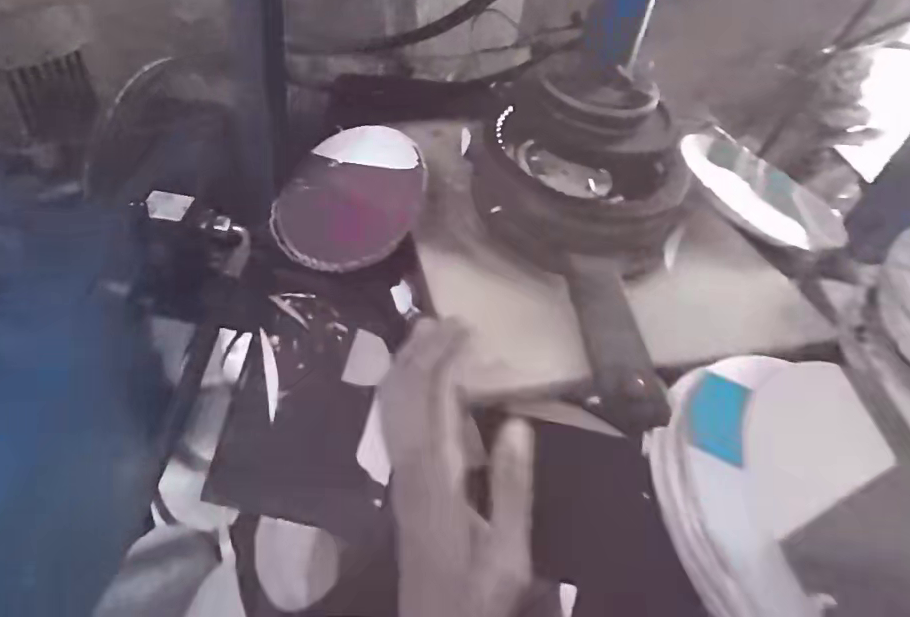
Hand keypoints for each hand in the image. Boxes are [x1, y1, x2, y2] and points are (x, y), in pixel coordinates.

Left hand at [379, 320, 536, 616]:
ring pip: (391, 399)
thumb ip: (513, 488)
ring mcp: (398, 469)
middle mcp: (409, 462)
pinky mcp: (397, 478)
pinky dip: (397, 384)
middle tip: (446, 319)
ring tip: (424, 331)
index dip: (447, 357)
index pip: (436, 397)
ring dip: (406, 360)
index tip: (466, 328)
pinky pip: (390, 416)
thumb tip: (519, 422)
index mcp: (437, 474)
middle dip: (424, 348)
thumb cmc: (477, 596)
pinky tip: (408, 376)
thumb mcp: (509, 554)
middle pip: (407, 389)